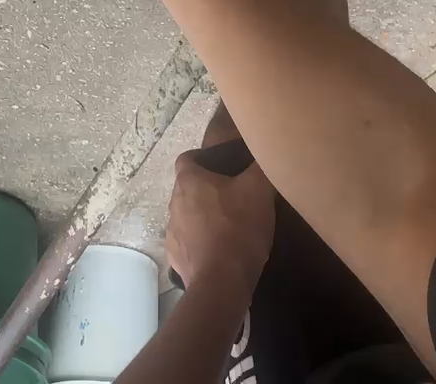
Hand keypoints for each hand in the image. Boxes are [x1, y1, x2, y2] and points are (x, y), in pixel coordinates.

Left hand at [166, 149, 274, 294]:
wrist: (222, 283)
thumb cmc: (238, 228)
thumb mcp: (259, 189)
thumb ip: (260, 166)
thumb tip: (263, 152)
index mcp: (188, 180)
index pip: (188, 158)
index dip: (204, 159)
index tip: (223, 167)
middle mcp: (174, 202)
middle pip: (189, 188)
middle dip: (208, 190)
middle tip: (235, 196)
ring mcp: (172, 232)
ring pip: (188, 216)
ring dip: (204, 218)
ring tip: (230, 226)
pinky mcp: (176, 258)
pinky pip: (188, 243)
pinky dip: (201, 244)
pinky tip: (220, 251)